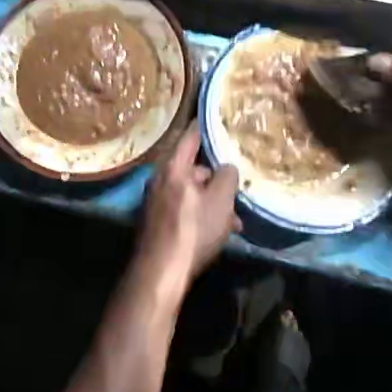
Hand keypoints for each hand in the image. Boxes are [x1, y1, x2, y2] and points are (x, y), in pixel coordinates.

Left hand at [137, 122, 240, 289]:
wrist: (160, 272)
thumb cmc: (192, 230)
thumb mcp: (221, 201)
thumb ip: (227, 176)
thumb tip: (227, 166)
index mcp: (173, 167)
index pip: (191, 136)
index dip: (207, 127)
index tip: (219, 118)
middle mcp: (159, 178)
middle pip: (192, 166)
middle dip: (216, 176)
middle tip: (236, 183)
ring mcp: (154, 200)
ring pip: (189, 191)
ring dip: (211, 200)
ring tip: (235, 218)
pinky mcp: (156, 221)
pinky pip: (182, 207)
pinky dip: (200, 213)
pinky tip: (218, 232)